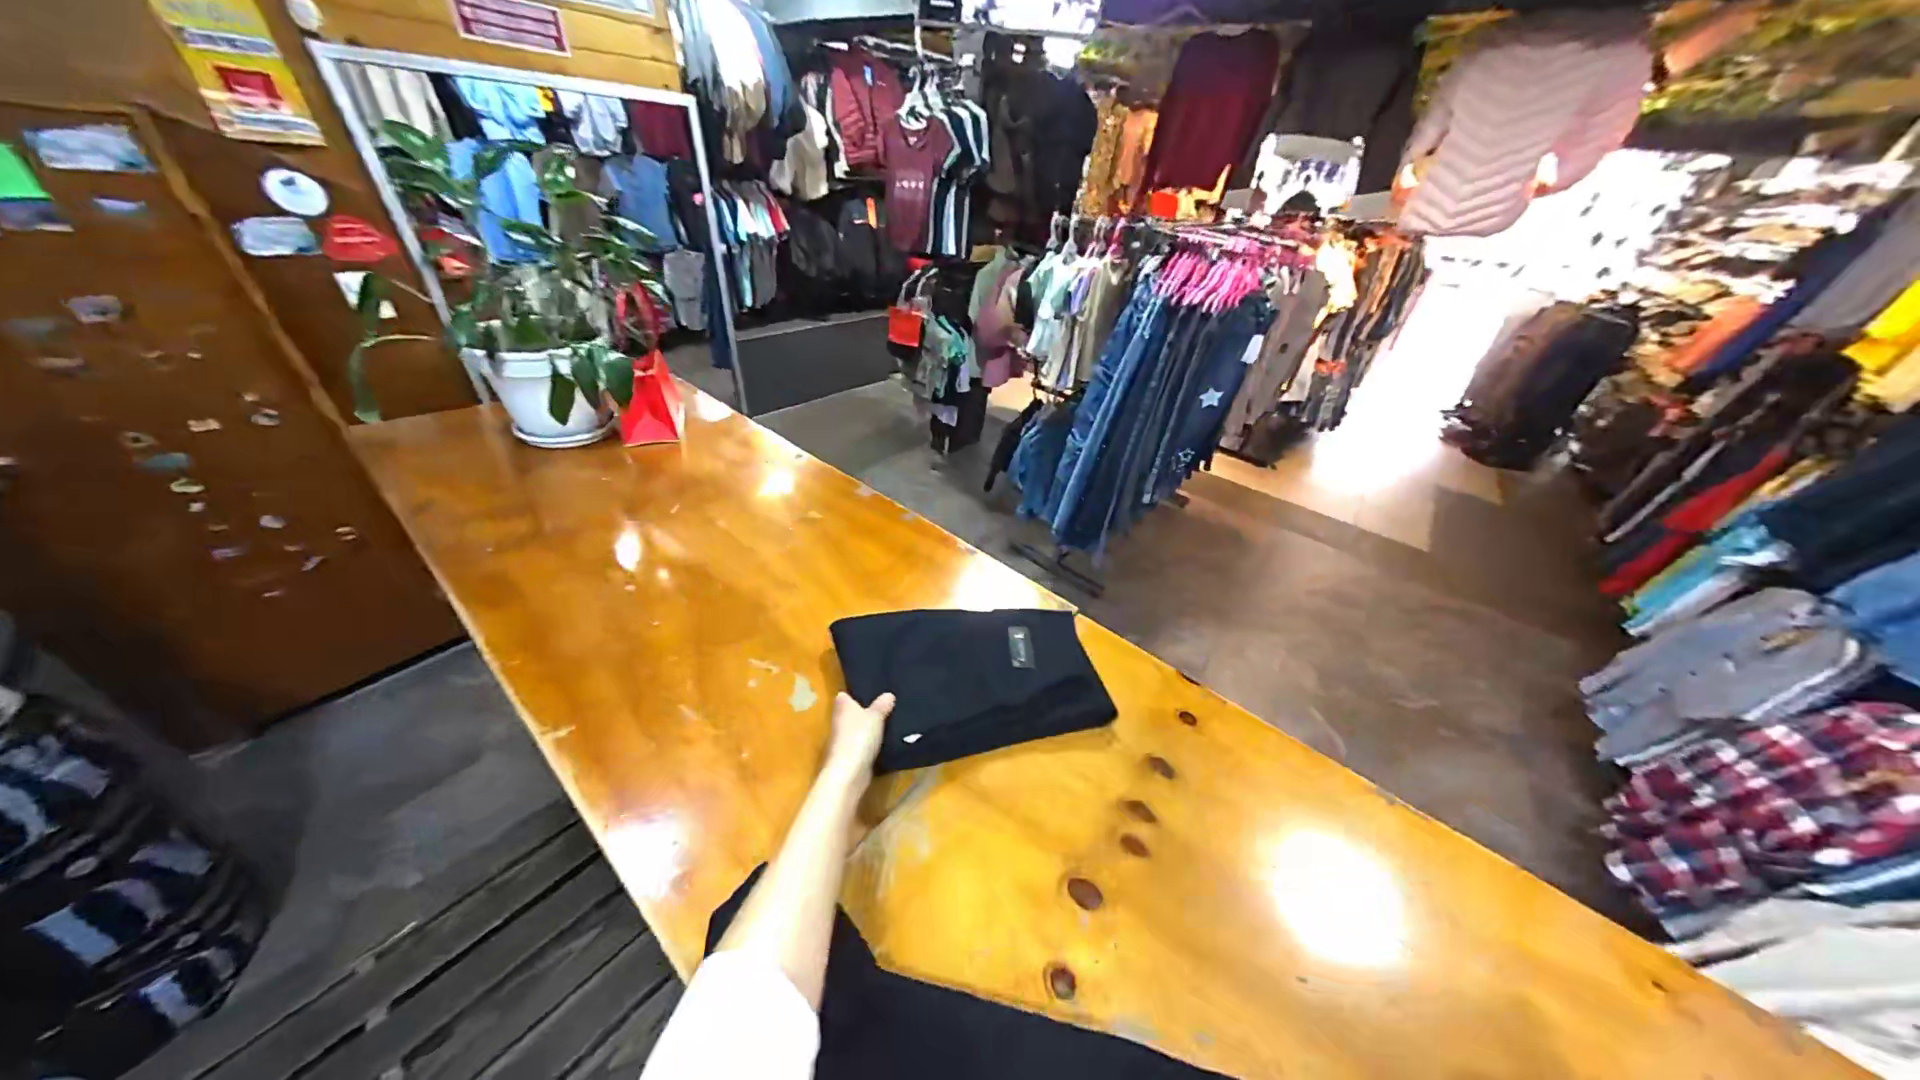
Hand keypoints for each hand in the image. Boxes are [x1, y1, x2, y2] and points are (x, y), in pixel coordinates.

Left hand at [824, 691, 893, 780]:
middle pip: (851, 713)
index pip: (845, 696)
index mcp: (842, 706)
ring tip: (890, 724)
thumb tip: (888, 694)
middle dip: (864, 712)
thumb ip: (882, 705)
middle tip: (886, 708)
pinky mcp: (849, 757)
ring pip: (857, 731)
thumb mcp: (876, 716)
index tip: (871, 693)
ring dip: (868, 730)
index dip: (855, 694)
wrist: (849, 772)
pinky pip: (862, 746)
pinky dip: (870, 746)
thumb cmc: (860, 736)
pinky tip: (885, 744)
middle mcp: (838, 721)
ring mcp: (842, 741)